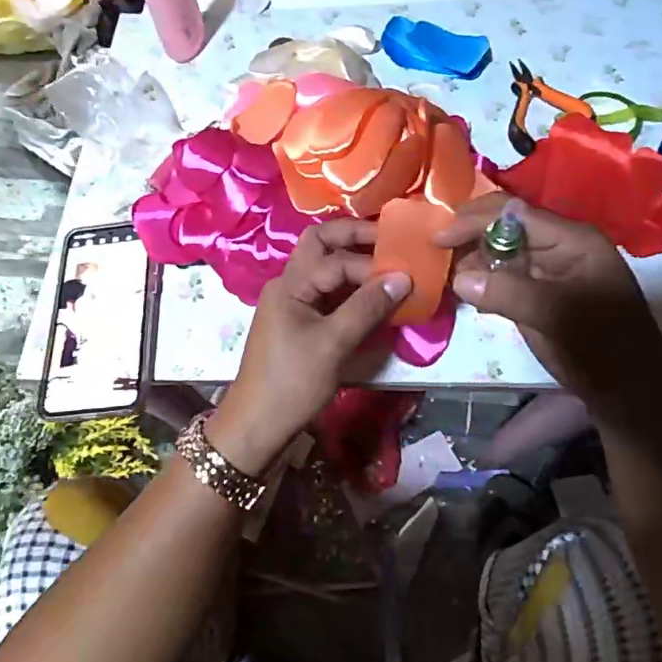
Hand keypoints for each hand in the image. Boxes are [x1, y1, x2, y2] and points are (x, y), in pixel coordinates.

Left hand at [207, 220, 409, 474]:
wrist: (257, 425)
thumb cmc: (292, 383)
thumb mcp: (333, 344)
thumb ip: (368, 307)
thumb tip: (404, 276)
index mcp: (290, 284)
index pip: (337, 260)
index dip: (372, 265)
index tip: (405, 273)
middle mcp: (289, 283)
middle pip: (321, 243)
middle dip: (354, 236)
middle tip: (390, 240)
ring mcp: (294, 301)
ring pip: (324, 264)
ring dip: (354, 258)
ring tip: (388, 262)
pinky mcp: (301, 320)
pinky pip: (328, 290)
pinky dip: (352, 286)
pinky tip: (375, 294)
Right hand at [434, 195, 661, 403]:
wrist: (629, 393)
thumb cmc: (602, 349)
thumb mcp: (558, 317)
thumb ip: (510, 293)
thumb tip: (460, 277)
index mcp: (572, 239)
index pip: (515, 214)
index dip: (474, 219)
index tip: (438, 236)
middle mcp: (559, 247)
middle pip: (506, 227)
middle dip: (469, 236)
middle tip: (434, 251)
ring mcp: (549, 270)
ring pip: (502, 251)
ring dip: (472, 259)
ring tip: (441, 271)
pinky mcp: (540, 293)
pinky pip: (505, 276)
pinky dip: (482, 280)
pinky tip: (460, 288)